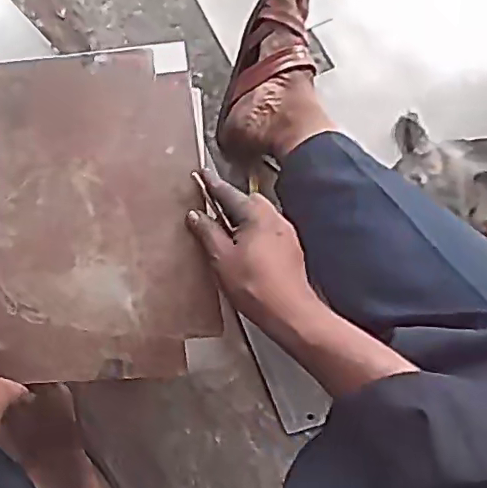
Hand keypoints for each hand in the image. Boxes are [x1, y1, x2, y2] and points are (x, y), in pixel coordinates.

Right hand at [186, 169, 327, 331]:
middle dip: (230, 201)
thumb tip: (196, 215)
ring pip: (260, 216)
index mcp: (257, 216)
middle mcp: (276, 219)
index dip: (212, 185)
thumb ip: (207, 232)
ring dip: (241, 218)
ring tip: (223, 229)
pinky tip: (242, 247)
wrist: (289, 312)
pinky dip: (252, 232)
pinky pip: (268, 231)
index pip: (229, 193)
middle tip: (210, 204)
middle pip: (249, 201)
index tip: (201, 175)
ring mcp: (286, 235)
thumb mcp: (220, 257)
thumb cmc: (255, 286)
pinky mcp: (290, 250)